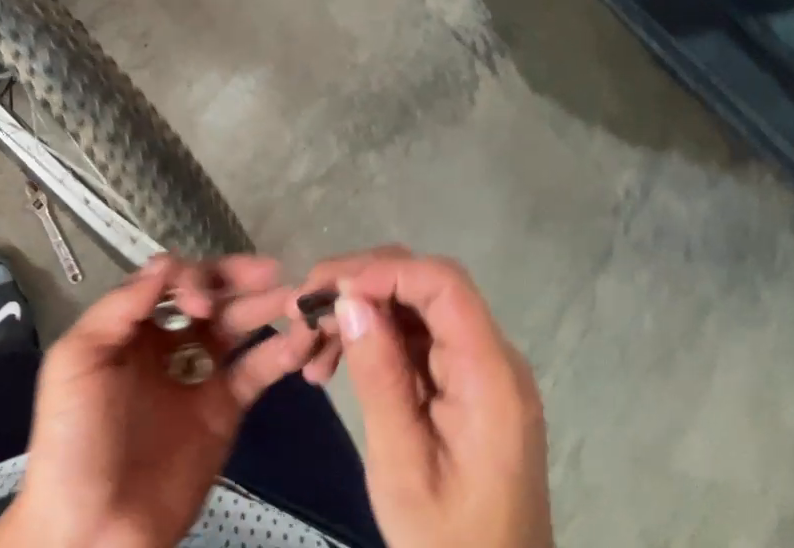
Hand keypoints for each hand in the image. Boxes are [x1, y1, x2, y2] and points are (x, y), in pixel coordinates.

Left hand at [0, 255, 317, 547]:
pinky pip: (254, 373)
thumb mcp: (76, 362)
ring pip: (235, 327)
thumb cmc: (72, 438)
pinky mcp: (222, 411)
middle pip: (206, 296)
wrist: (91, 525)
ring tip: (295, 298)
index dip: (187, 278)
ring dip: (263, 308)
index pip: (166, 281)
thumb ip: (118, 309)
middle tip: (269, 271)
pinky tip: (299, 342)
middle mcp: (163, 342)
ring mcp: (196, 376)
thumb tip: (165, 264)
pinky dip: (279, 355)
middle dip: (234, 279)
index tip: (200, 301)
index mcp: (126, 325)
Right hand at [298, 247, 552, 547]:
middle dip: (359, 285)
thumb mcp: (402, 464)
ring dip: (356, 312)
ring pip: (411, 306)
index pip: (442, 284)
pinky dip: (368, 338)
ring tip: (307, 348)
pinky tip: (330, 365)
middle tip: (301, 314)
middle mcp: (491, 360)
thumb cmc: (447, 539)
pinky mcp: (461, 384)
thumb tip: (349, 298)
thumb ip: (379, 377)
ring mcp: (477, 370)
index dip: (382, 272)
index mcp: (489, 377)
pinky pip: (411, 337)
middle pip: (425, 284)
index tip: (325, 294)